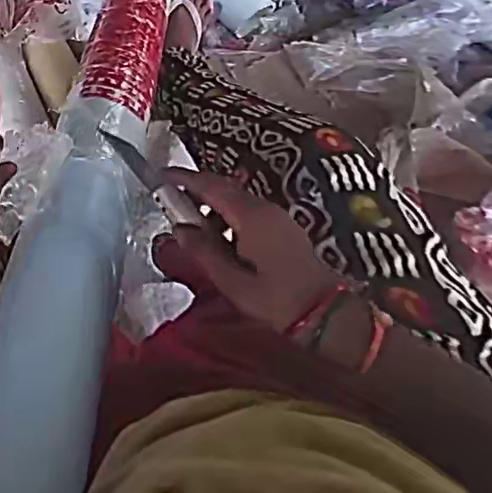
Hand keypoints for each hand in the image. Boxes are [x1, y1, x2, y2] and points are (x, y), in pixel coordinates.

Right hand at [152, 168, 340, 332]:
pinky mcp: (284, 229)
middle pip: (223, 187)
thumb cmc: (278, 300)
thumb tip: (180, 229)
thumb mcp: (232, 281)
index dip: (183, 178)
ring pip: (236, 198)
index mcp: (250, 216)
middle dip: (195, 188)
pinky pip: (248, 210)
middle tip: (170, 197)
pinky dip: (227, 214)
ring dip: (212, 204)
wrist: (330, 317)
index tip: (161, 175)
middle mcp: (265, 209)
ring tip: (192, 224)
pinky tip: (219, 236)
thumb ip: (203, 251)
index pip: (210, 186)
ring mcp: (278, 217)